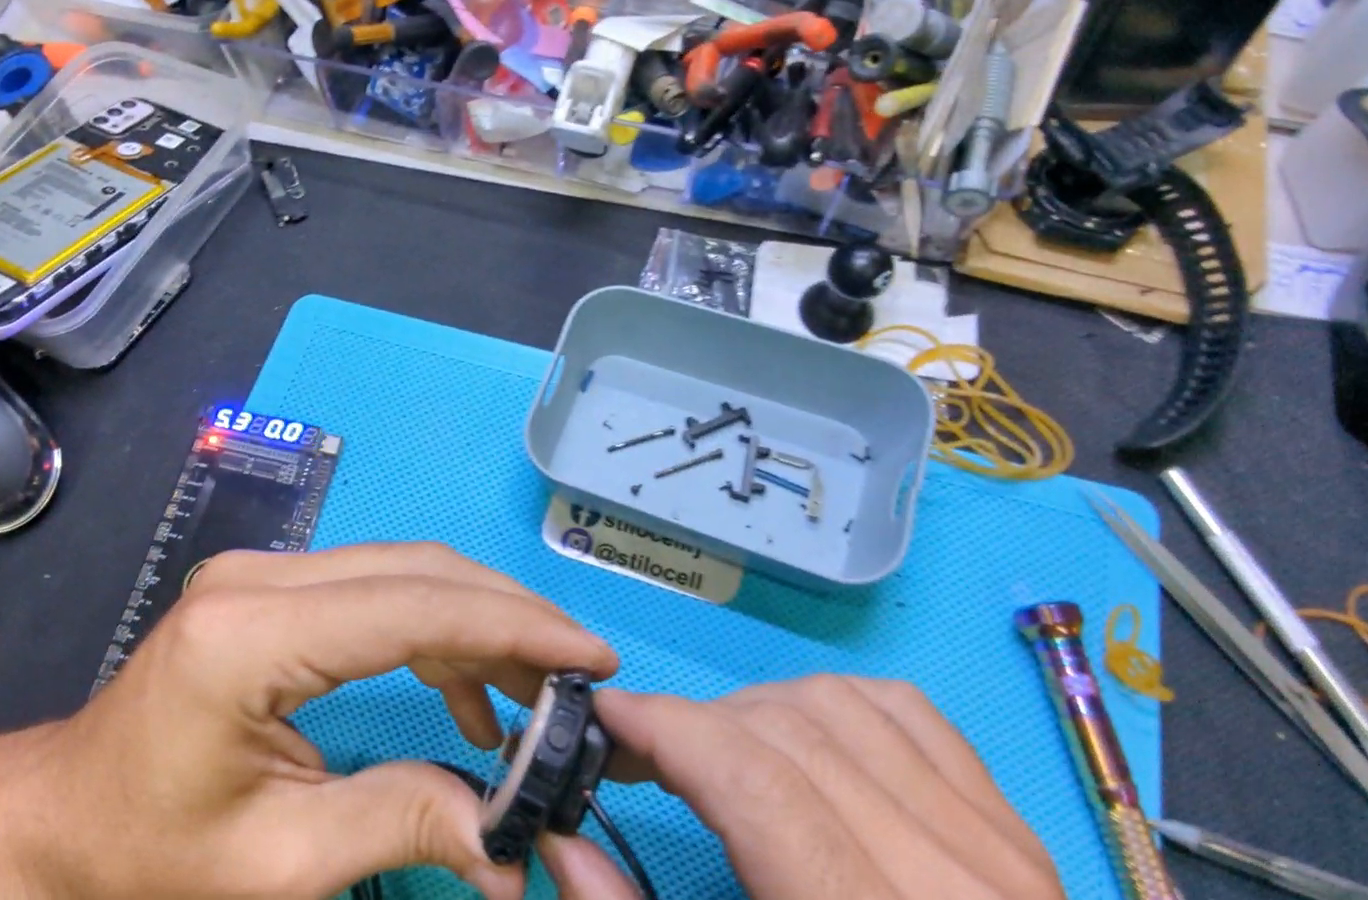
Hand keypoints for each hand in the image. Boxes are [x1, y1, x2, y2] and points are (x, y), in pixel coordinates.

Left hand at [15, 542, 618, 899]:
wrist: (60, 816)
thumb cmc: (148, 851)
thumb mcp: (277, 862)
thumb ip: (399, 827)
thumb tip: (508, 838)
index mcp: (251, 635)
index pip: (412, 608)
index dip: (513, 628)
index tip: (591, 658)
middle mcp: (261, 578)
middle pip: (416, 571)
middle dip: (510, 616)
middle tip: (580, 675)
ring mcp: (262, 575)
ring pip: (403, 573)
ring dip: (478, 623)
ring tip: (536, 696)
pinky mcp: (269, 591)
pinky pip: (374, 593)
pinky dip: (434, 635)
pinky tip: (466, 700)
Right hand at [542, 677, 1065, 899]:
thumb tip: (562, 841)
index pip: (756, 782)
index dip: (667, 728)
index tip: (605, 715)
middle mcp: (955, 887)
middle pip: (790, 734)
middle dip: (695, 721)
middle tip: (644, 750)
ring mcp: (1004, 859)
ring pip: (845, 706)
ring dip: (757, 709)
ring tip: (718, 752)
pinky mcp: (1023, 843)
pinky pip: (911, 716)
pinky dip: (837, 704)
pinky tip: (801, 739)